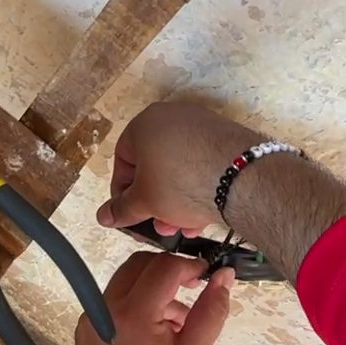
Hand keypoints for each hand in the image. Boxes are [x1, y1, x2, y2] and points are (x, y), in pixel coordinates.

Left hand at [60, 252, 234, 344]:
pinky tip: (154, 331)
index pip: (164, 268)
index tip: (207, 276)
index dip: (190, 266)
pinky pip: (113, 300)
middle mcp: (104, 308)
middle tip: (192, 289)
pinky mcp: (85, 328)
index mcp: (132, 314)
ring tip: (177, 321)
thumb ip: (210, 311)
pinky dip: (136, 303)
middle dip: (169, 271)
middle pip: (139, 265)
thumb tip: (224, 276)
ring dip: (153, 288)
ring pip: (125, 280)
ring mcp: (90, 317)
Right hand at [96, 103, 264, 235]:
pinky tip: (202, 216)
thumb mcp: (144, 202)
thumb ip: (121, 210)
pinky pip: (203, 165)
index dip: (123, 192)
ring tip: (182, 227)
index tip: (130, 215)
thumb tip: (103, 216)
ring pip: (179, 168)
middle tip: (159, 227)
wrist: (241, 177)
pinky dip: (198, 188)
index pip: (122, 159)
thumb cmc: (180, 183)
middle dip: (154, 202)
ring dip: (176, 201)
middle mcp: (172, 117)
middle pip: (153, 165)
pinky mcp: (227, 137)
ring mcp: (202, 125)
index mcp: (143, 123)